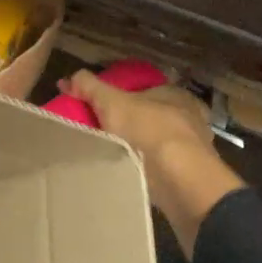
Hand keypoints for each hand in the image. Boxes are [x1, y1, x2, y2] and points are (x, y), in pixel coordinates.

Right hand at [61, 69, 244, 258]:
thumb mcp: (112, 103)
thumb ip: (90, 88)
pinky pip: (163, 169)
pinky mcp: (191, 177)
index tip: (103, 108)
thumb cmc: (149, 132)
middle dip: (131, 124)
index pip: (145, 89)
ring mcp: (193, 149)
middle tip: (104, 133)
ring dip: (140, 149)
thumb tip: (67, 79)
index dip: (123, 96)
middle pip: (152, 116)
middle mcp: (189, 117)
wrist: (181, 183)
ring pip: (159, 144)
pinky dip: (148, 171)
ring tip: (113, 157)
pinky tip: (131, 175)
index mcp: (175, 94)